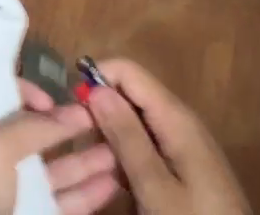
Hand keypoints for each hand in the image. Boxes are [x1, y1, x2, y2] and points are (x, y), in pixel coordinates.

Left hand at [0, 80, 120, 214]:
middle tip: (105, 119)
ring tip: (121, 150)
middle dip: (70, 127)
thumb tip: (65, 113)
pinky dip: (88, 193)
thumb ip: (30, 127)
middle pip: (38, 136)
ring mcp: (17, 193)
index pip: (5, 103)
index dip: (31, 96)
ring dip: (87, 159)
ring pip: (57, 170)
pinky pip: (65, 202)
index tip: (57, 100)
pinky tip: (113, 183)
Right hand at [84, 59, 250, 214]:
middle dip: (103, 111)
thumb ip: (126, 137)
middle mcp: (181, 120)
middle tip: (84, 145)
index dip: (97, 79)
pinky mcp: (185, 161)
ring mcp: (185, 141)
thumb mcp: (155, 188)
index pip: (128, 71)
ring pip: (136, 119)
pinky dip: (129, 153)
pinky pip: (148, 141)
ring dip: (114, 136)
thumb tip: (96, 88)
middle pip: (131, 93)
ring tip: (101, 167)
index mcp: (176, 117)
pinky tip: (122, 180)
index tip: (74, 109)